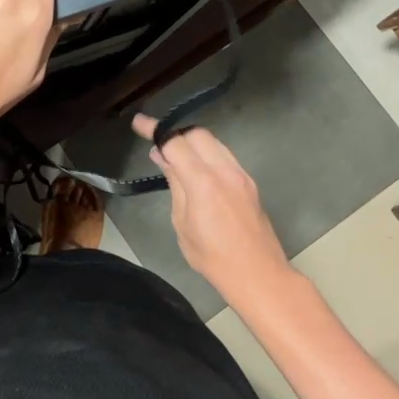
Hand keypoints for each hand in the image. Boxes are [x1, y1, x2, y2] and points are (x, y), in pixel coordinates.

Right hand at [132, 115, 291, 293]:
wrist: (258, 274)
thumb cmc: (213, 256)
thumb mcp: (182, 222)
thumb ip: (175, 184)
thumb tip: (162, 157)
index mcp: (203, 182)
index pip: (175, 143)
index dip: (155, 130)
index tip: (139, 123)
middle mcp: (224, 171)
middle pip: (197, 134)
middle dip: (175, 134)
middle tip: (158, 144)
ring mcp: (241, 175)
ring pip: (213, 142)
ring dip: (192, 142)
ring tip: (175, 155)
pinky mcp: (249, 182)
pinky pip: (224, 155)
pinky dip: (207, 153)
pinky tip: (197, 168)